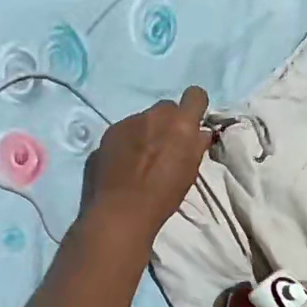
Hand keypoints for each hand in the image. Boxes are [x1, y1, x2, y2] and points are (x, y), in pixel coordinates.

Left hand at [80, 86, 212, 242]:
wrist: (119, 212)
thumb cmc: (162, 196)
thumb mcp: (189, 174)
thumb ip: (196, 147)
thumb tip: (200, 133)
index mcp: (179, 123)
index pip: (195, 95)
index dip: (195, 107)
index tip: (192, 124)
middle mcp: (152, 115)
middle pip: (166, 108)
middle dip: (168, 123)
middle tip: (165, 148)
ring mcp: (126, 123)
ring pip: (142, 120)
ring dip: (145, 133)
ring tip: (141, 161)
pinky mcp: (107, 135)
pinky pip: (123, 132)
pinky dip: (126, 144)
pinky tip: (122, 167)